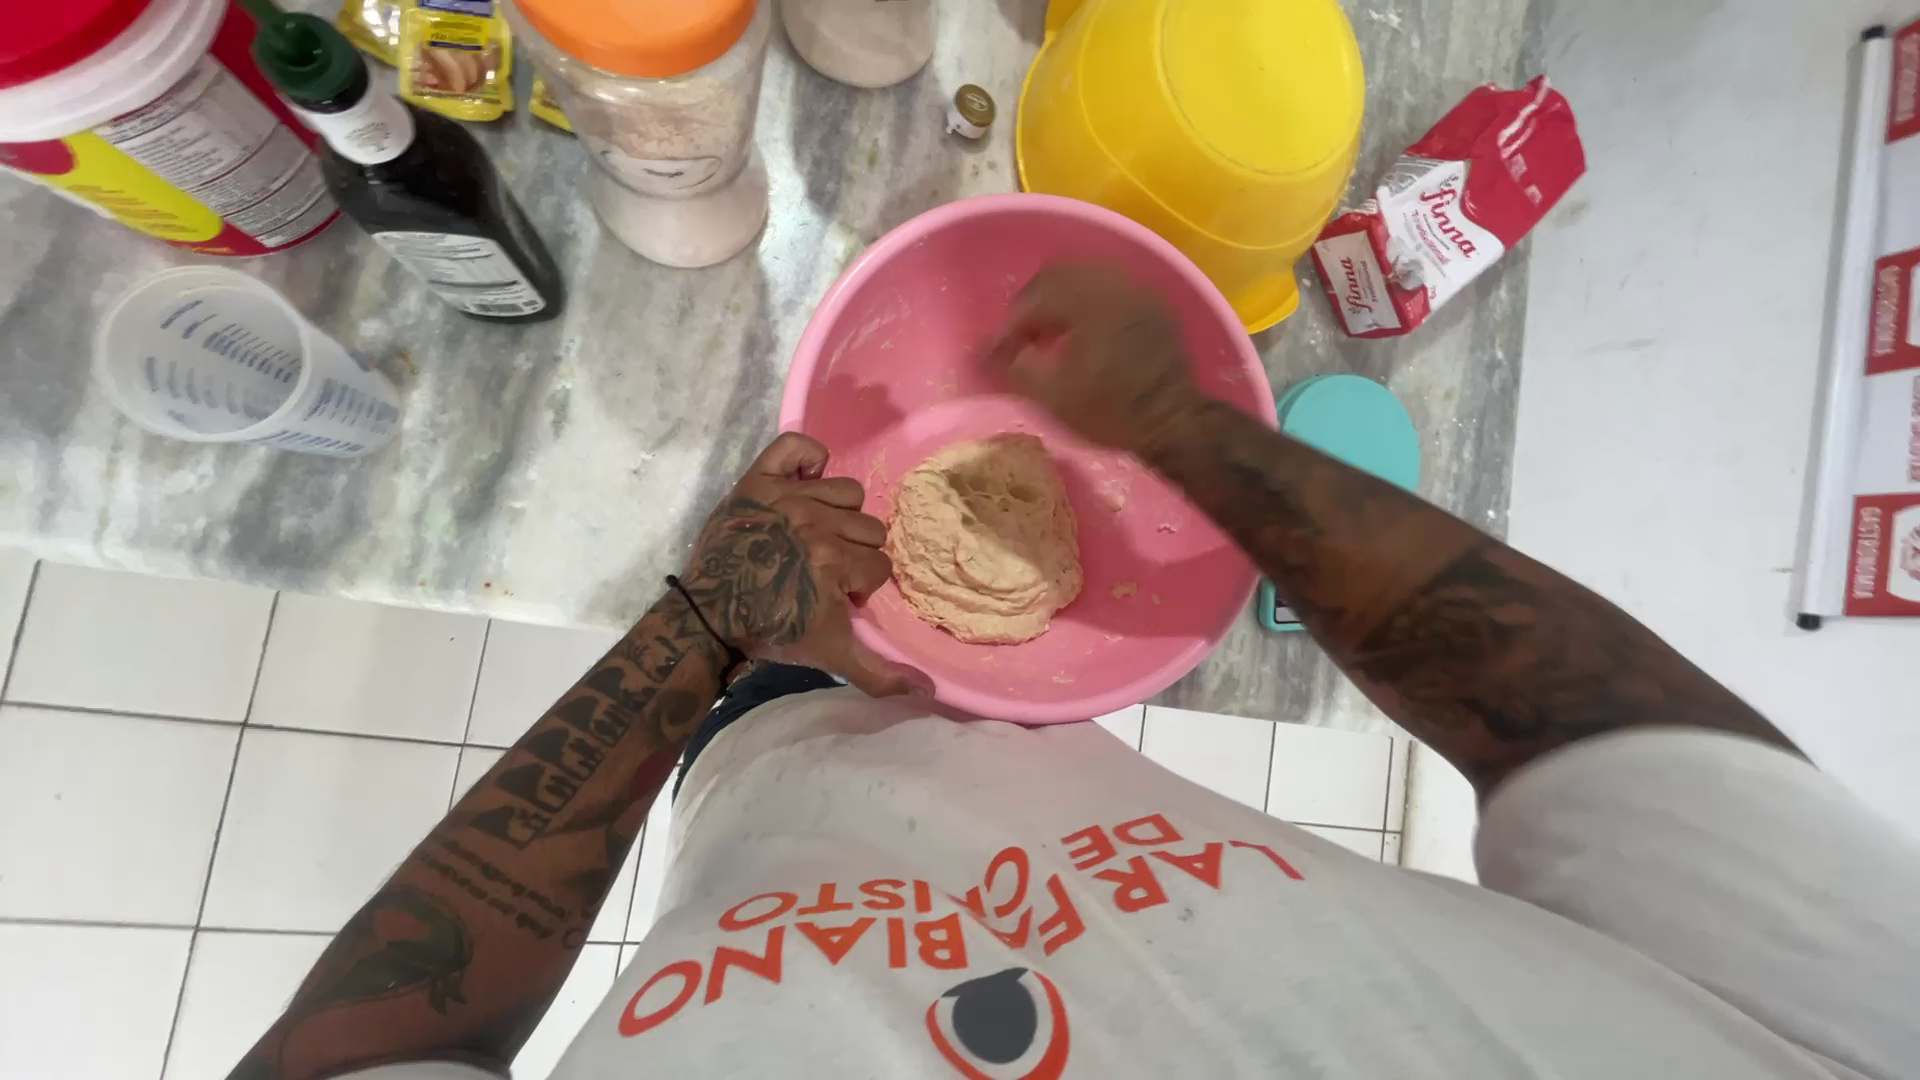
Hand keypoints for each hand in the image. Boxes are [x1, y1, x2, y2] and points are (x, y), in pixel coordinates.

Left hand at [679, 433, 930, 697]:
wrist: (708, 615)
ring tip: (815, 537)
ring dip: (839, 516)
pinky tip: (806, 485)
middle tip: (825, 572)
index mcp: (836, 561)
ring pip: (847, 492)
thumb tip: (927, 690)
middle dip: (854, 554)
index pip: (878, 566)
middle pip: (869, 528)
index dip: (860, 587)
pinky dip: (808, 460)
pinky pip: (796, 447)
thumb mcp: (830, 654)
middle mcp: (817, 522)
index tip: (837, 598)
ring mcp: (788, 497)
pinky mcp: (759, 481)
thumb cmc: (771, 631)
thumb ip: (880, 674)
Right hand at [983, 261, 1207, 454]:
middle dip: (1031, 305)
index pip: (1034, 299)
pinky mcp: (1152, 306)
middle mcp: (1114, 283)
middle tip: (1019, 337)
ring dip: (1058, 301)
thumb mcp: (1056, 397)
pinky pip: (1109, 289)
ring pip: (1084, 277)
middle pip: (1057, 275)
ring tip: (1048, 336)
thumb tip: (987, 354)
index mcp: (1089, 301)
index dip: (1008, 326)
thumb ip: (1018, 368)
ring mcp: (1137, 291)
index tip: (996, 353)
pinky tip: (1081, 335)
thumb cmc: (1113, 413)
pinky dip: (1086, 305)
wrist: (1175, 423)